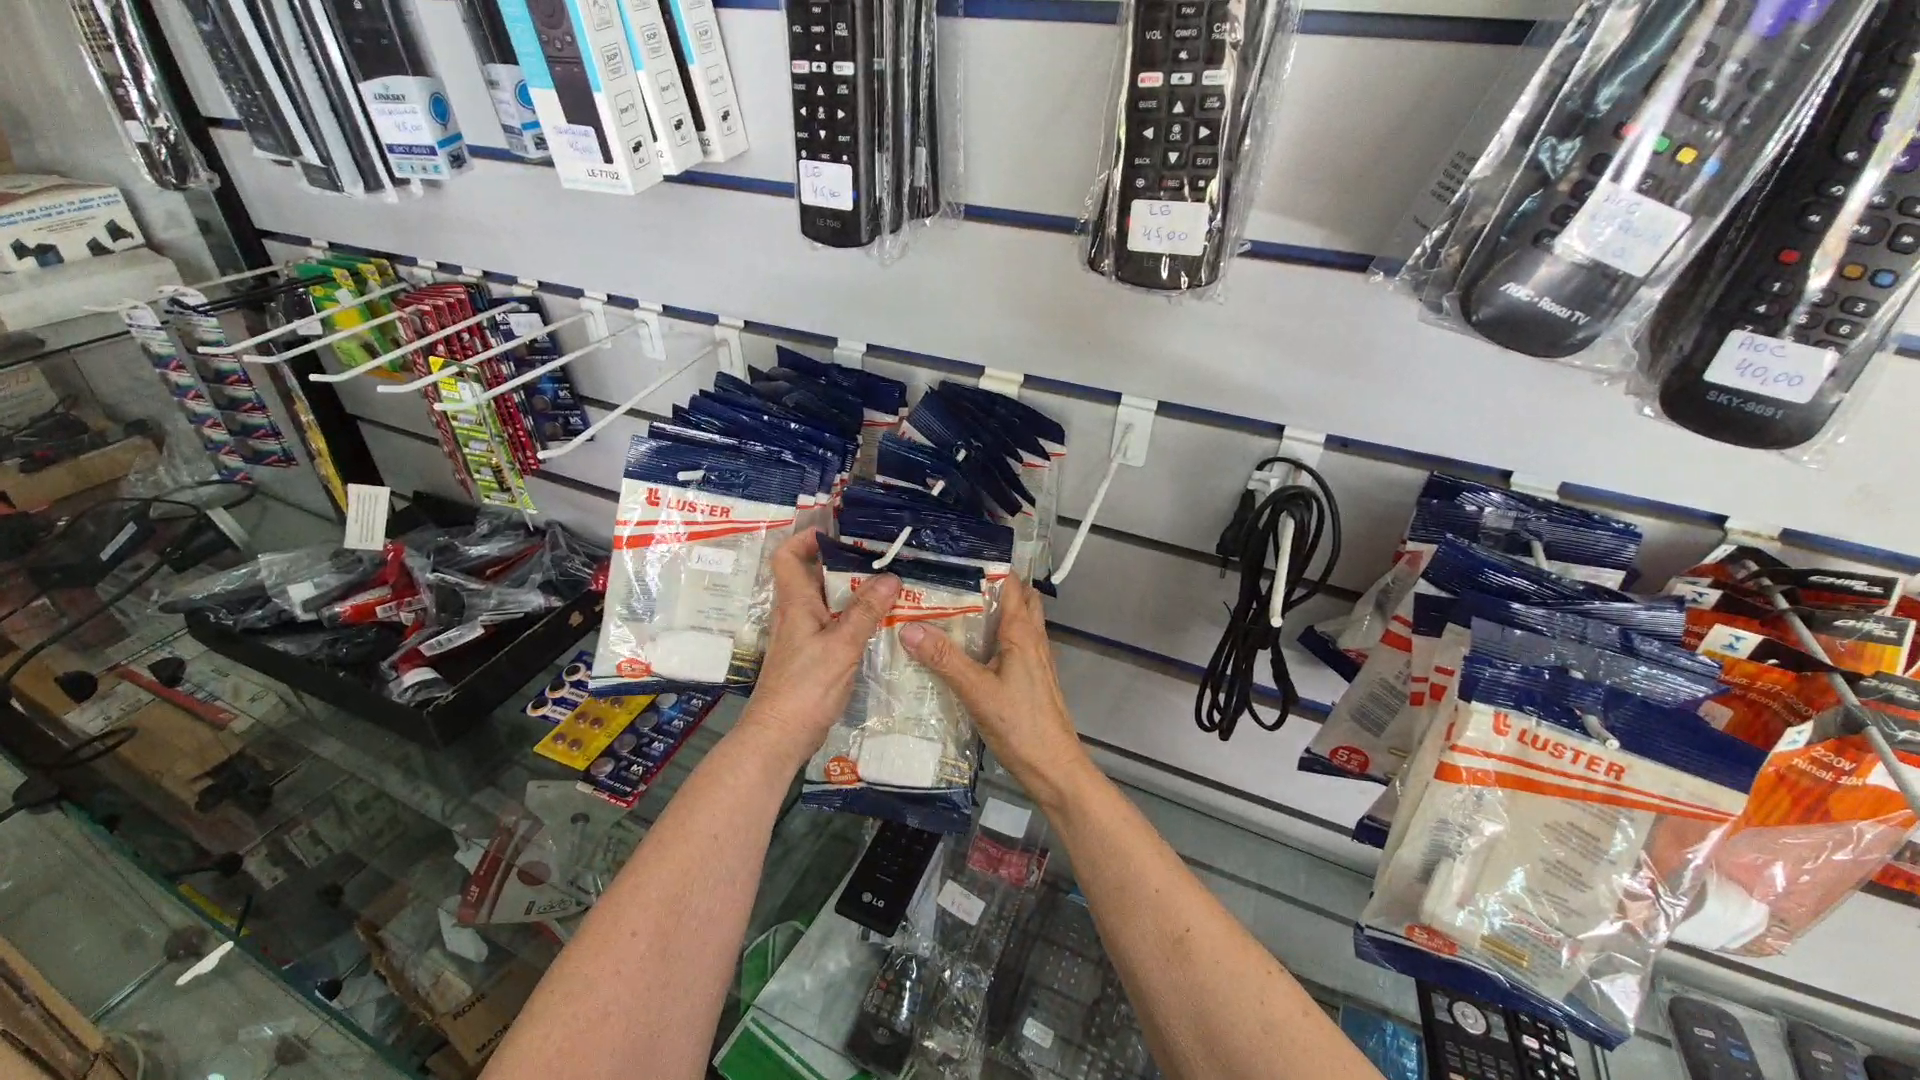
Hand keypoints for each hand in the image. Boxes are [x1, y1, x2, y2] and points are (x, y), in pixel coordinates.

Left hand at [737, 529, 898, 768]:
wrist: (780, 735)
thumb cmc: (805, 687)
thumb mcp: (842, 646)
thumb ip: (866, 611)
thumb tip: (891, 577)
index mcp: (796, 603)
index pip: (788, 556)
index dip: (807, 538)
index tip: (839, 533)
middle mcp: (795, 614)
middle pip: (812, 576)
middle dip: (843, 564)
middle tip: (879, 559)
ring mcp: (801, 637)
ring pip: (825, 602)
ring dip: (851, 593)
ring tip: (886, 588)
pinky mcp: (809, 657)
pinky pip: (831, 625)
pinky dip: (851, 619)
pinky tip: (876, 626)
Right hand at [897, 577, 1095, 809]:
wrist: (1054, 767)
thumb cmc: (1021, 725)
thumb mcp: (977, 691)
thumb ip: (944, 659)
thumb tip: (908, 627)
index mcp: (1022, 634)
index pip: (1011, 584)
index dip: (988, 568)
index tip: (956, 560)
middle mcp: (1033, 640)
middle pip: (1017, 600)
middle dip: (991, 587)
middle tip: (954, 585)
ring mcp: (1035, 661)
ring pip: (1016, 624)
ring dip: (993, 613)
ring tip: (954, 613)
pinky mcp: (1031, 680)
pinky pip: (1013, 647)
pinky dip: (994, 639)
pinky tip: (969, 653)